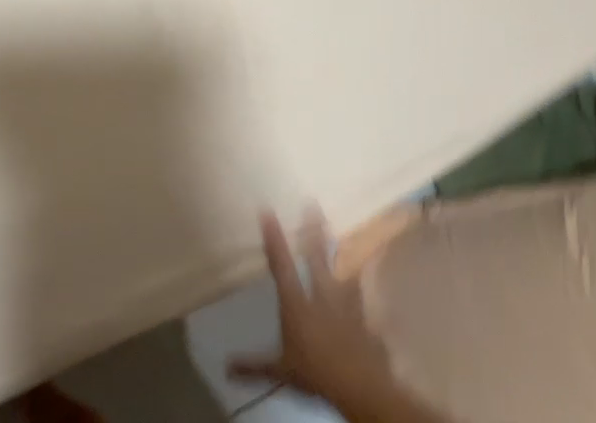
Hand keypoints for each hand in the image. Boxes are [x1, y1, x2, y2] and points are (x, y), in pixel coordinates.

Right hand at [227, 210, 400, 414]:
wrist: (364, 390)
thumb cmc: (317, 374)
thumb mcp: (281, 371)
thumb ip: (254, 366)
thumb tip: (225, 368)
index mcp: (297, 305)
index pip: (282, 267)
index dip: (274, 239)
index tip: (268, 212)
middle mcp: (323, 298)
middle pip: (317, 259)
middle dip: (314, 232)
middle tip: (313, 205)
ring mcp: (349, 308)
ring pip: (346, 273)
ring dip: (345, 253)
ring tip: (348, 234)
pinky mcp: (369, 321)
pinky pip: (366, 299)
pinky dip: (366, 288)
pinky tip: (369, 279)